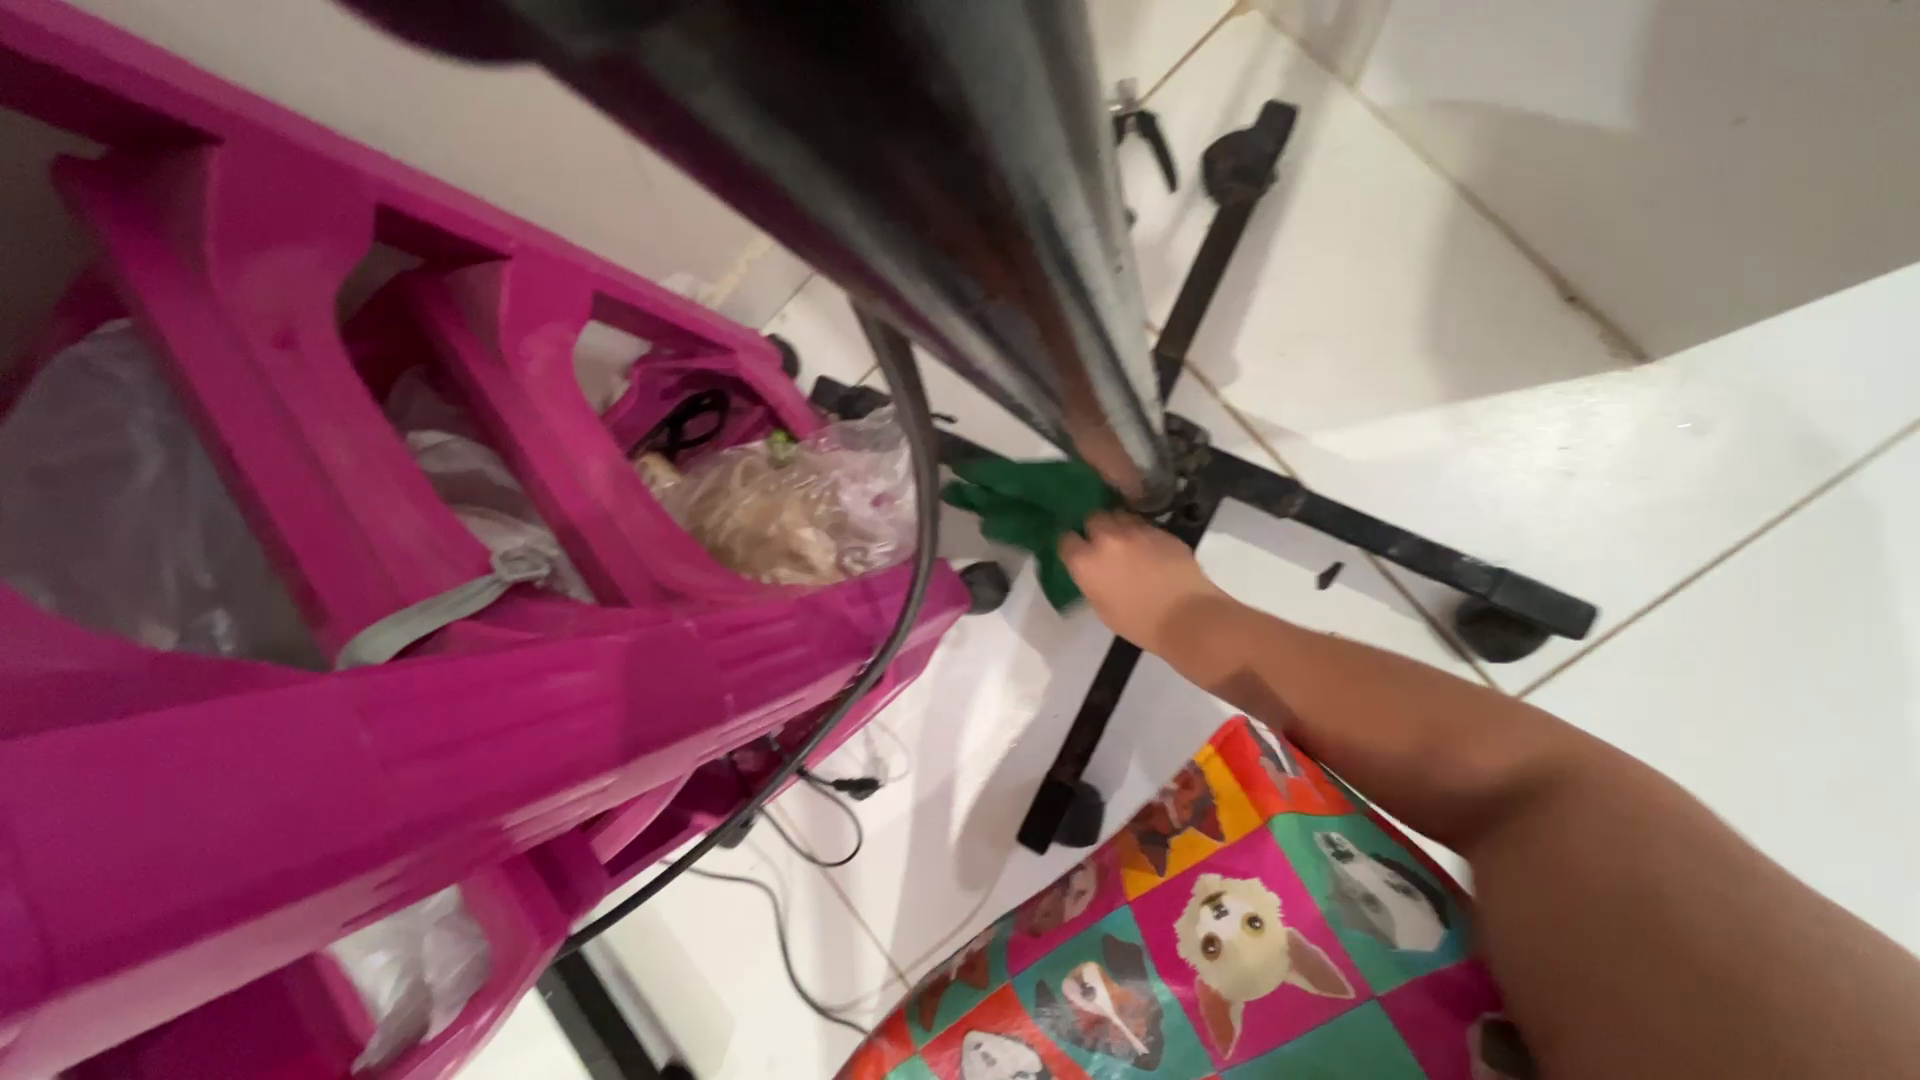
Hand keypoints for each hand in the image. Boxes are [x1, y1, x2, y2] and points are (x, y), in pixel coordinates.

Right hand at [1059, 512, 1225, 654]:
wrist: (1187, 617)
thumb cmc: (1139, 623)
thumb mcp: (1102, 608)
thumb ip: (1091, 581)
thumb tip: (1093, 571)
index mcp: (1086, 562)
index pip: (1066, 540)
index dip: (1070, 546)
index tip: (1076, 552)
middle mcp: (1107, 539)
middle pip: (1092, 518)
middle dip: (1094, 528)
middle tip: (1101, 542)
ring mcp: (1137, 531)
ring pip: (1119, 515)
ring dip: (1117, 525)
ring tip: (1124, 540)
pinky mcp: (1161, 531)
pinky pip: (1143, 524)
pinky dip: (1141, 532)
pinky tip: (1148, 547)